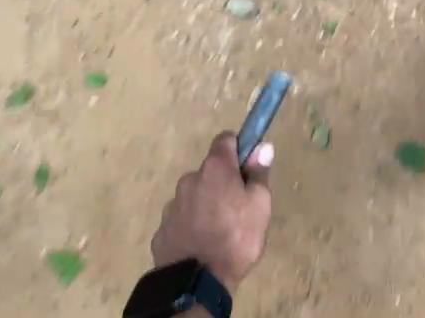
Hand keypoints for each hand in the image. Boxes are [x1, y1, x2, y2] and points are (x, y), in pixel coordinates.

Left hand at [150, 132, 273, 291]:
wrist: (196, 285)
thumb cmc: (236, 238)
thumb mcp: (260, 205)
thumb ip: (259, 173)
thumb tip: (263, 146)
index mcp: (215, 169)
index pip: (225, 140)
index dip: (238, 149)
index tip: (248, 167)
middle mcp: (189, 180)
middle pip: (209, 171)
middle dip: (222, 182)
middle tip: (238, 207)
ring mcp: (171, 207)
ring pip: (194, 196)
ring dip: (205, 204)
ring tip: (219, 231)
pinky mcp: (161, 232)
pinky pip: (181, 220)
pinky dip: (191, 226)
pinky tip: (201, 245)